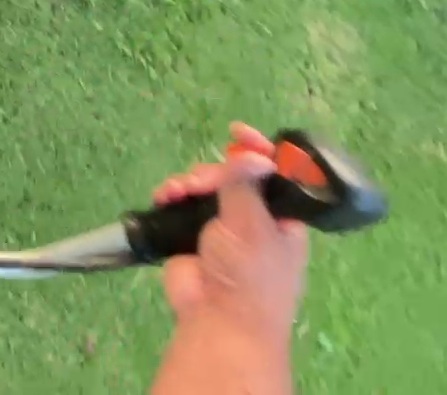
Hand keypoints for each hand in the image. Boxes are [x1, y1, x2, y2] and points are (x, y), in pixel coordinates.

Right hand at [154, 123, 309, 344]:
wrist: (216, 315)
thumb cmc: (248, 275)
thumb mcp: (251, 226)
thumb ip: (246, 186)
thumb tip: (254, 152)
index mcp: (282, 220)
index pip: (274, 175)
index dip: (258, 151)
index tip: (238, 132)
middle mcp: (253, 219)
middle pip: (231, 176)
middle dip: (211, 172)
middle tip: (201, 183)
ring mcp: (220, 226)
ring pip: (202, 186)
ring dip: (187, 183)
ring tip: (177, 193)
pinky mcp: (191, 232)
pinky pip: (179, 201)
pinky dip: (170, 195)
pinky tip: (165, 198)